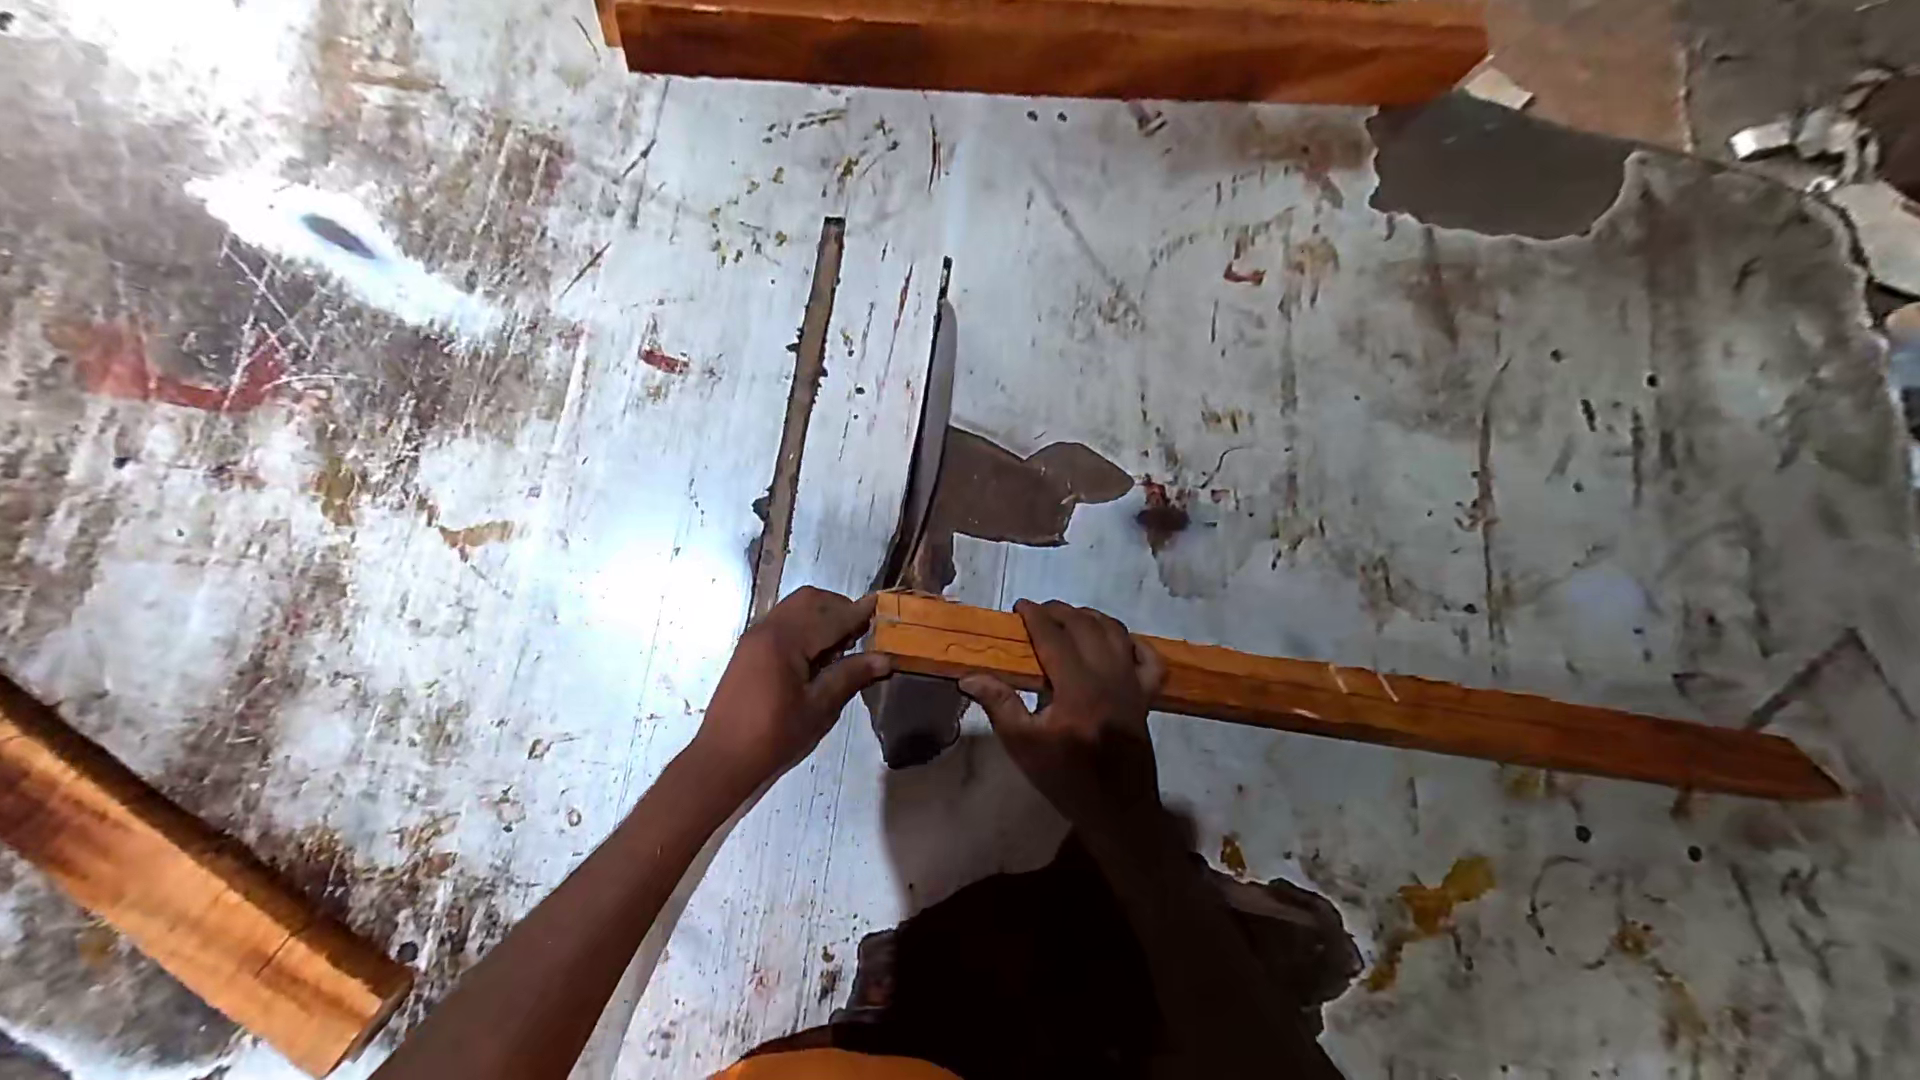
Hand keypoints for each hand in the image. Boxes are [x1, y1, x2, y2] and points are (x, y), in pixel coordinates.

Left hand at [695, 587, 892, 792]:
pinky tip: (817, 654)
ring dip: (822, 615)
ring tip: (842, 645)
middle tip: (862, 632)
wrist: (722, 759)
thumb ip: (850, 675)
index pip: (830, 617)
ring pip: (795, 608)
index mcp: (785, 640)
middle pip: (810, 600)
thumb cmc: (774, 736)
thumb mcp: (819, 708)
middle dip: (839, 608)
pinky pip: (783, 622)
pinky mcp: (749, 649)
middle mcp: (767, 629)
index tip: (882, 606)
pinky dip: (805, 625)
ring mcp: (755, 637)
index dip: (858, 613)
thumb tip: (885, 659)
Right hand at [959, 600, 1168, 833]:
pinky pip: (1150, 658)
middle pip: (1086, 626)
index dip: (1035, 616)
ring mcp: (1133, 685)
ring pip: (1116, 632)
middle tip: (1039, 611)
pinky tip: (1117, 641)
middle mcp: (1109, 677)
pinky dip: (1133, 642)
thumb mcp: (1023, 745)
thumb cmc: (1065, 778)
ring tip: (1069, 618)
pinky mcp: (1147, 697)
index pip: (1054, 637)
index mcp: (1077, 688)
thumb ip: (999, 704)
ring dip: (1091, 618)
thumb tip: (969, 676)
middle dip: (1061, 611)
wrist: (1116, 810)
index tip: (1019, 606)